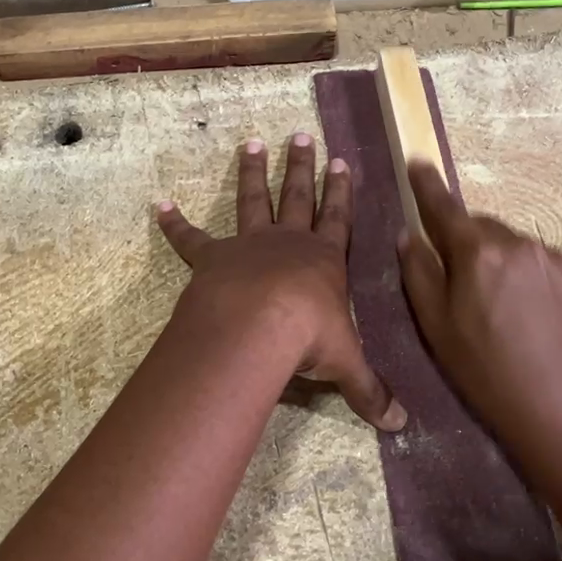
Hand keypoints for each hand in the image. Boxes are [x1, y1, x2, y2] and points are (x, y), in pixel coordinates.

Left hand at [156, 134, 406, 431]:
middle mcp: (287, 243)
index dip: (341, 191)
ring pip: (252, 200)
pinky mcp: (212, 258)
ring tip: (250, 142)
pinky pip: (190, 238)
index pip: (338, 219)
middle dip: (301, 166)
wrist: (258, 324)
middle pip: (297, 196)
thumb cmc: (309, 337)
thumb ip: (371, 391)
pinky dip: (174, 222)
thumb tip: (403, 425)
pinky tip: (159, 205)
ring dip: (252, 173)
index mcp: (323, 260)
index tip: (342, 161)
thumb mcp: (347, 365)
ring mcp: (248, 245)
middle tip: (301, 135)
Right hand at [396, 161, 561, 462]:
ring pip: (513, 246)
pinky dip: (528, 278)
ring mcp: (556, 258)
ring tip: (498, 309)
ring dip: (498, 262)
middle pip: (480, 228)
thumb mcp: (436, 329)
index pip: (444, 207)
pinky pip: (543, 264)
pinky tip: (531, 317)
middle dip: (464, 242)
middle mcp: (518, 243)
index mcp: (477, 253)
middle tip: (457, 283)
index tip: (417, 161)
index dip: (427, 185)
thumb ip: (418, 274)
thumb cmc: (488, 374)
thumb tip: (408, 236)